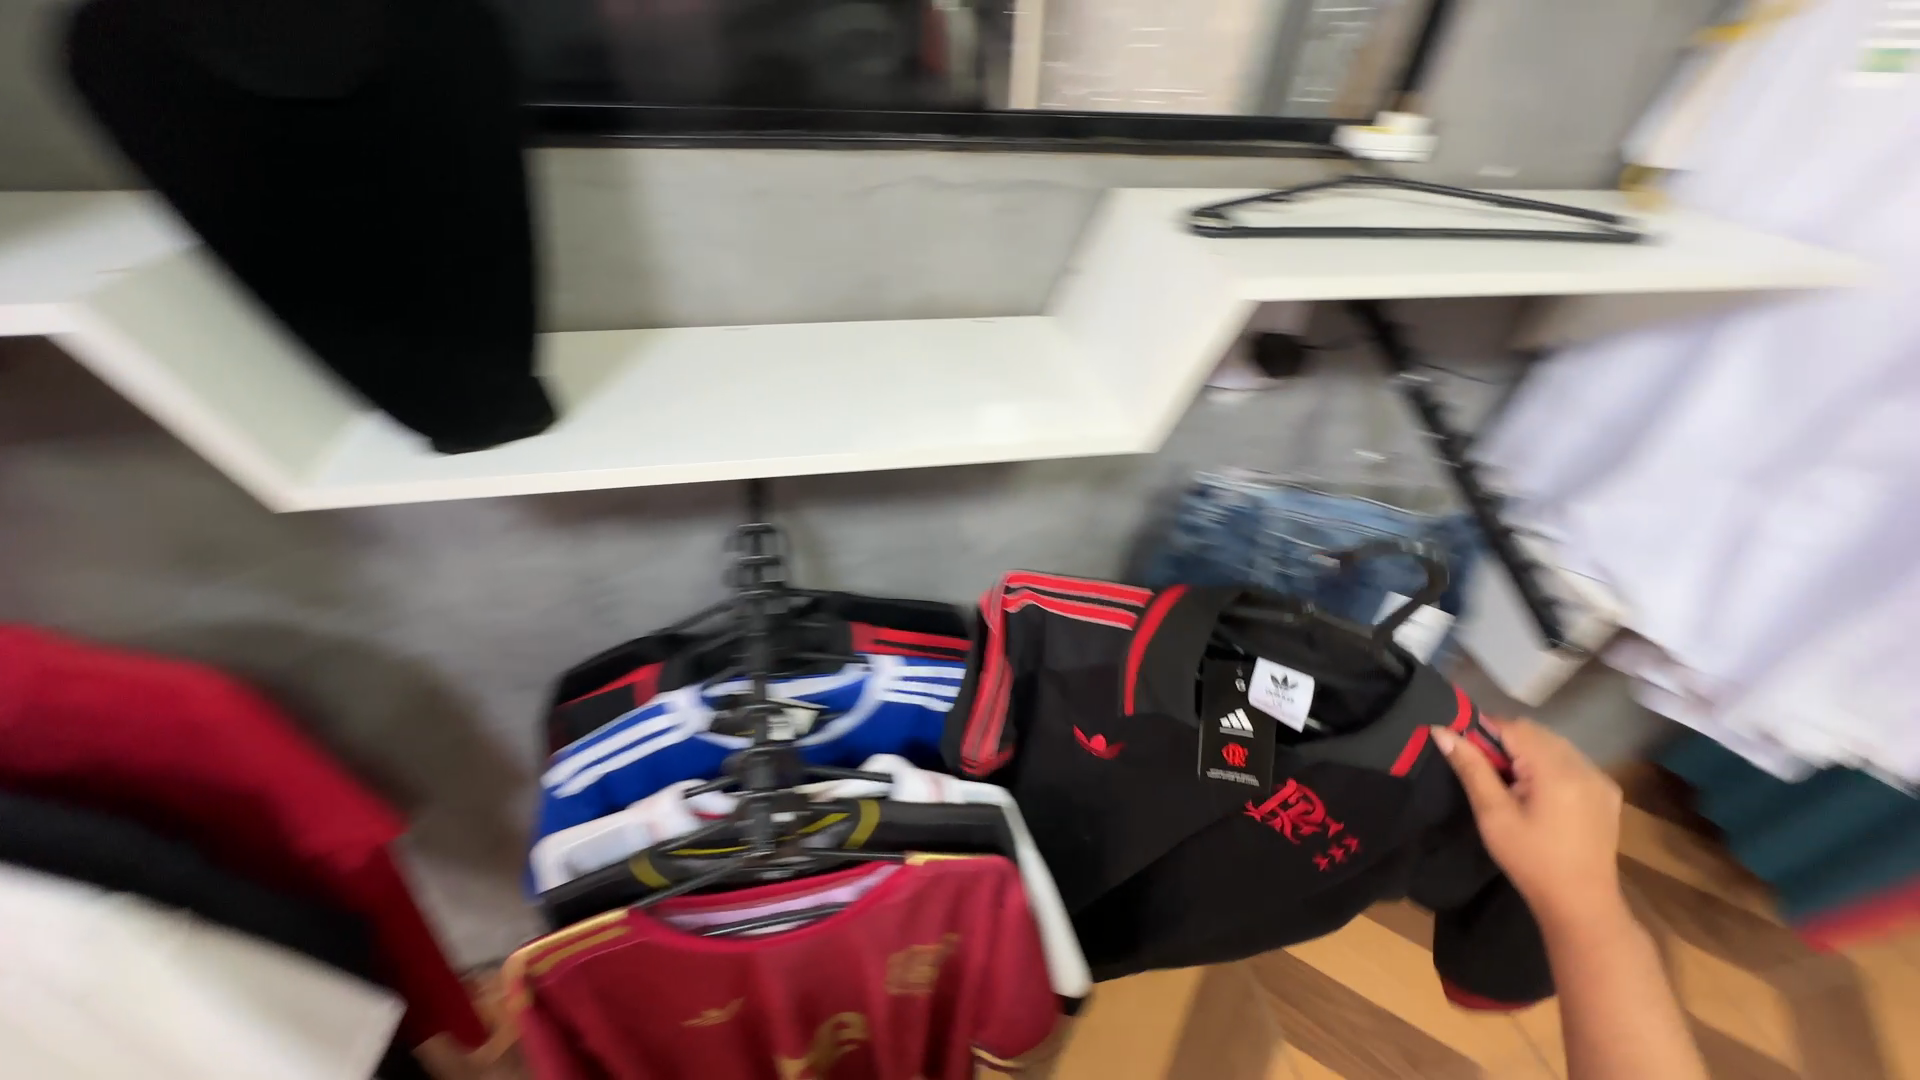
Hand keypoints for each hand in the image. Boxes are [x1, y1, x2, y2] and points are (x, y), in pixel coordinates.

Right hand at [1431, 717, 1625, 928]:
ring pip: (1554, 744)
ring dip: (1528, 751)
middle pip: (1537, 733)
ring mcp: (1601, 780)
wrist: (1581, 902)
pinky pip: (1571, 760)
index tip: (1467, 751)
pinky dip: (1549, 764)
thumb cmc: (1530, 859)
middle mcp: (1585, 768)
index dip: (1486, 731)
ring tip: (1512, 783)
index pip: (1515, 727)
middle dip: (1507, 741)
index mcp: (1557, 773)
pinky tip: (1539, 792)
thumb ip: (1470, 768)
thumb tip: (1441, 731)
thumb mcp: (1493, 814)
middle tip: (1487, 770)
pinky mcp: (1608, 792)